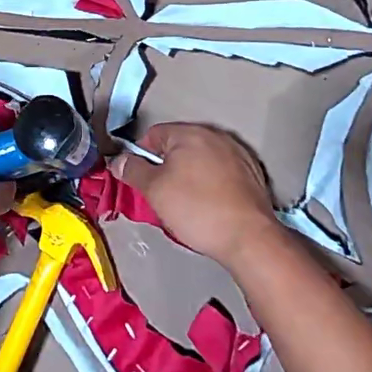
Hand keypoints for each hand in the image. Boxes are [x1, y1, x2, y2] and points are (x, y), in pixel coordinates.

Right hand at [112, 122, 281, 266]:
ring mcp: (238, 153)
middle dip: (167, 166)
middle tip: (163, 194)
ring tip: (188, 203)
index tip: (142, 181)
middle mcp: (216, 135)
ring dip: (190, 174)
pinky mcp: (253, 173)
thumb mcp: (154, 190)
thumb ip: (132, 170)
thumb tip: (118, 160)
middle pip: (178, 145)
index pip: (153, 134)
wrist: (249, 238)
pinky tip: (211, 204)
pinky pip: (222, 171)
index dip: (141, 157)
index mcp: (190, 133)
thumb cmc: (197, 210)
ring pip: (201, 159)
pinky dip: (212, 182)